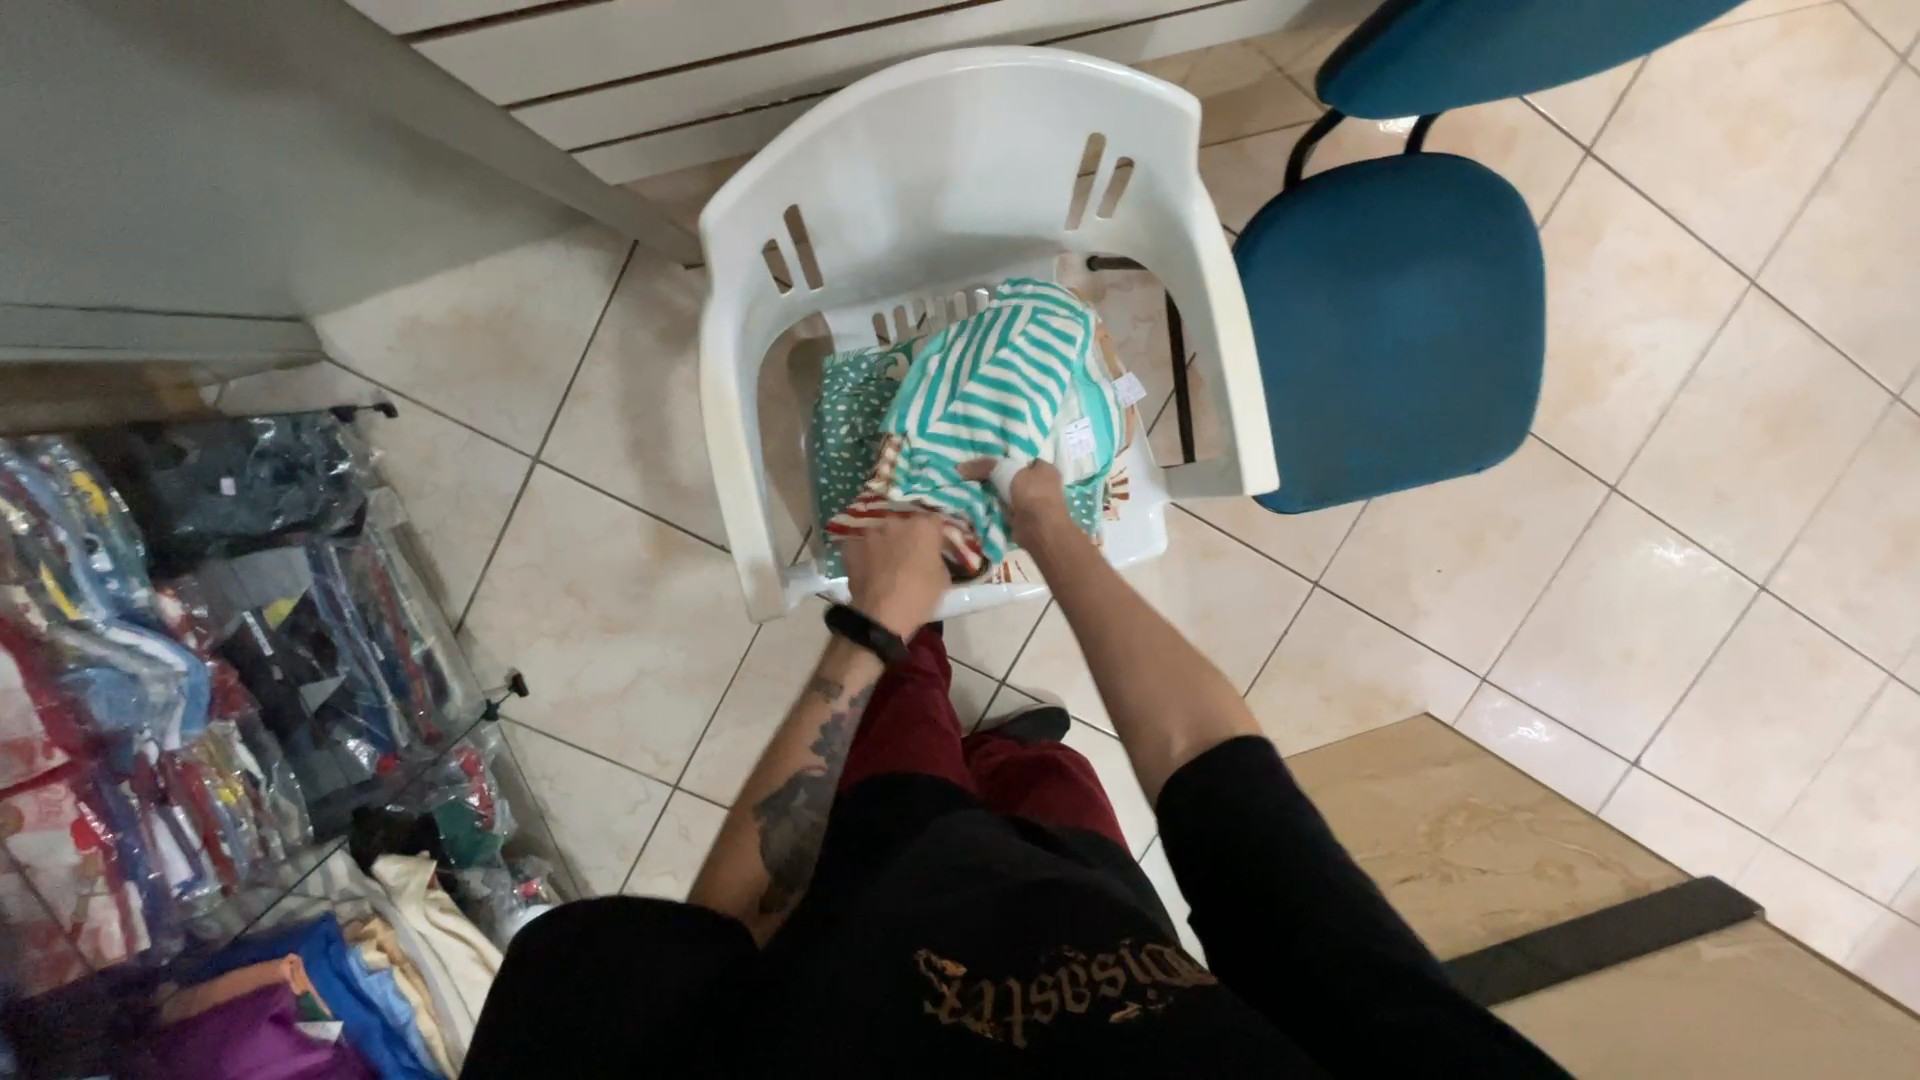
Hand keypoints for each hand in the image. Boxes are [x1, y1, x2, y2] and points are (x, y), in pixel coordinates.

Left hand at [841, 513, 948, 637]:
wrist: (881, 616)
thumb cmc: (919, 597)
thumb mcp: (943, 578)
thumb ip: (938, 557)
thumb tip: (932, 555)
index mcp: (923, 527)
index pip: (935, 522)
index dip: (936, 534)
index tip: (937, 545)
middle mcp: (896, 522)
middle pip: (906, 524)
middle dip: (909, 536)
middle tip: (911, 555)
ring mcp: (871, 533)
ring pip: (882, 533)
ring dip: (886, 543)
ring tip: (887, 562)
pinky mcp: (851, 546)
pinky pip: (861, 545)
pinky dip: (865, 553)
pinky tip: (868, 566)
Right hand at [965, 458, 1070, 549]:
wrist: (1040, 529)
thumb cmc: (1030, 492)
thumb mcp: (1005, 470)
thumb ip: (984, 466)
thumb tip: (960, 468)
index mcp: (1046, 468)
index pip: (1025, 459)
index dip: (1007, 458)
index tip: (988, 460)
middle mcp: (1044, 485)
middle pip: (1016, 477)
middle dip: (999, 478)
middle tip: (977, 475)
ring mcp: (1036, 504)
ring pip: (1010, 495)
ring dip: (996, 495)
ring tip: (974, 489)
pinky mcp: (1026, 520)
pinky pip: (1007, 511)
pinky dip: (997, 509)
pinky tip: (981, 505)